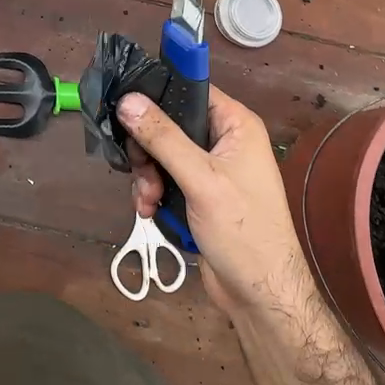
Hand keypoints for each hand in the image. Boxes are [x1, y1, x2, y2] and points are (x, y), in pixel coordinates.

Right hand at [121, 84, 308, 315]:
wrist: (260, 297)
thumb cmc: (243, 231)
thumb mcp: (201, 180)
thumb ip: (163, 138)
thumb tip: (127, 99)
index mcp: (235, 124)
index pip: (190, 87)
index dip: (157, 91)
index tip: (124, 103)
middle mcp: (223, 140)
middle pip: (168, 122)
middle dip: (147, 148)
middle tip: (140, 169)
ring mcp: (209, 168)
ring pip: (160, 153)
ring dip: (147, 176)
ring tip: (149, 200)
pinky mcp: (197, 193)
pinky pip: (163, 178)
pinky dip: (153, 193)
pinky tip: (150, 212)